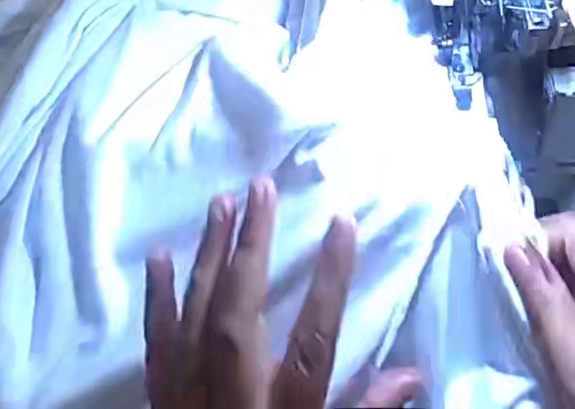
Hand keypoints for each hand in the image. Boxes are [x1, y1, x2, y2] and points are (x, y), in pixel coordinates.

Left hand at [144, 176, 420, 408]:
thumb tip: (418, 374)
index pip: (313, 339)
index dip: (330, 279)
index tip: (344, 220)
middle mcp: (232, 401)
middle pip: (238, 318)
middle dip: (251, 248)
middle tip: (261, 188)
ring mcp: (188, 402)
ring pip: (195, 320)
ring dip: (209, 255)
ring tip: (222, 202)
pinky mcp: (161, 404)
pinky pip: (156, 347)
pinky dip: (158, 299)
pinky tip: (161, 256)